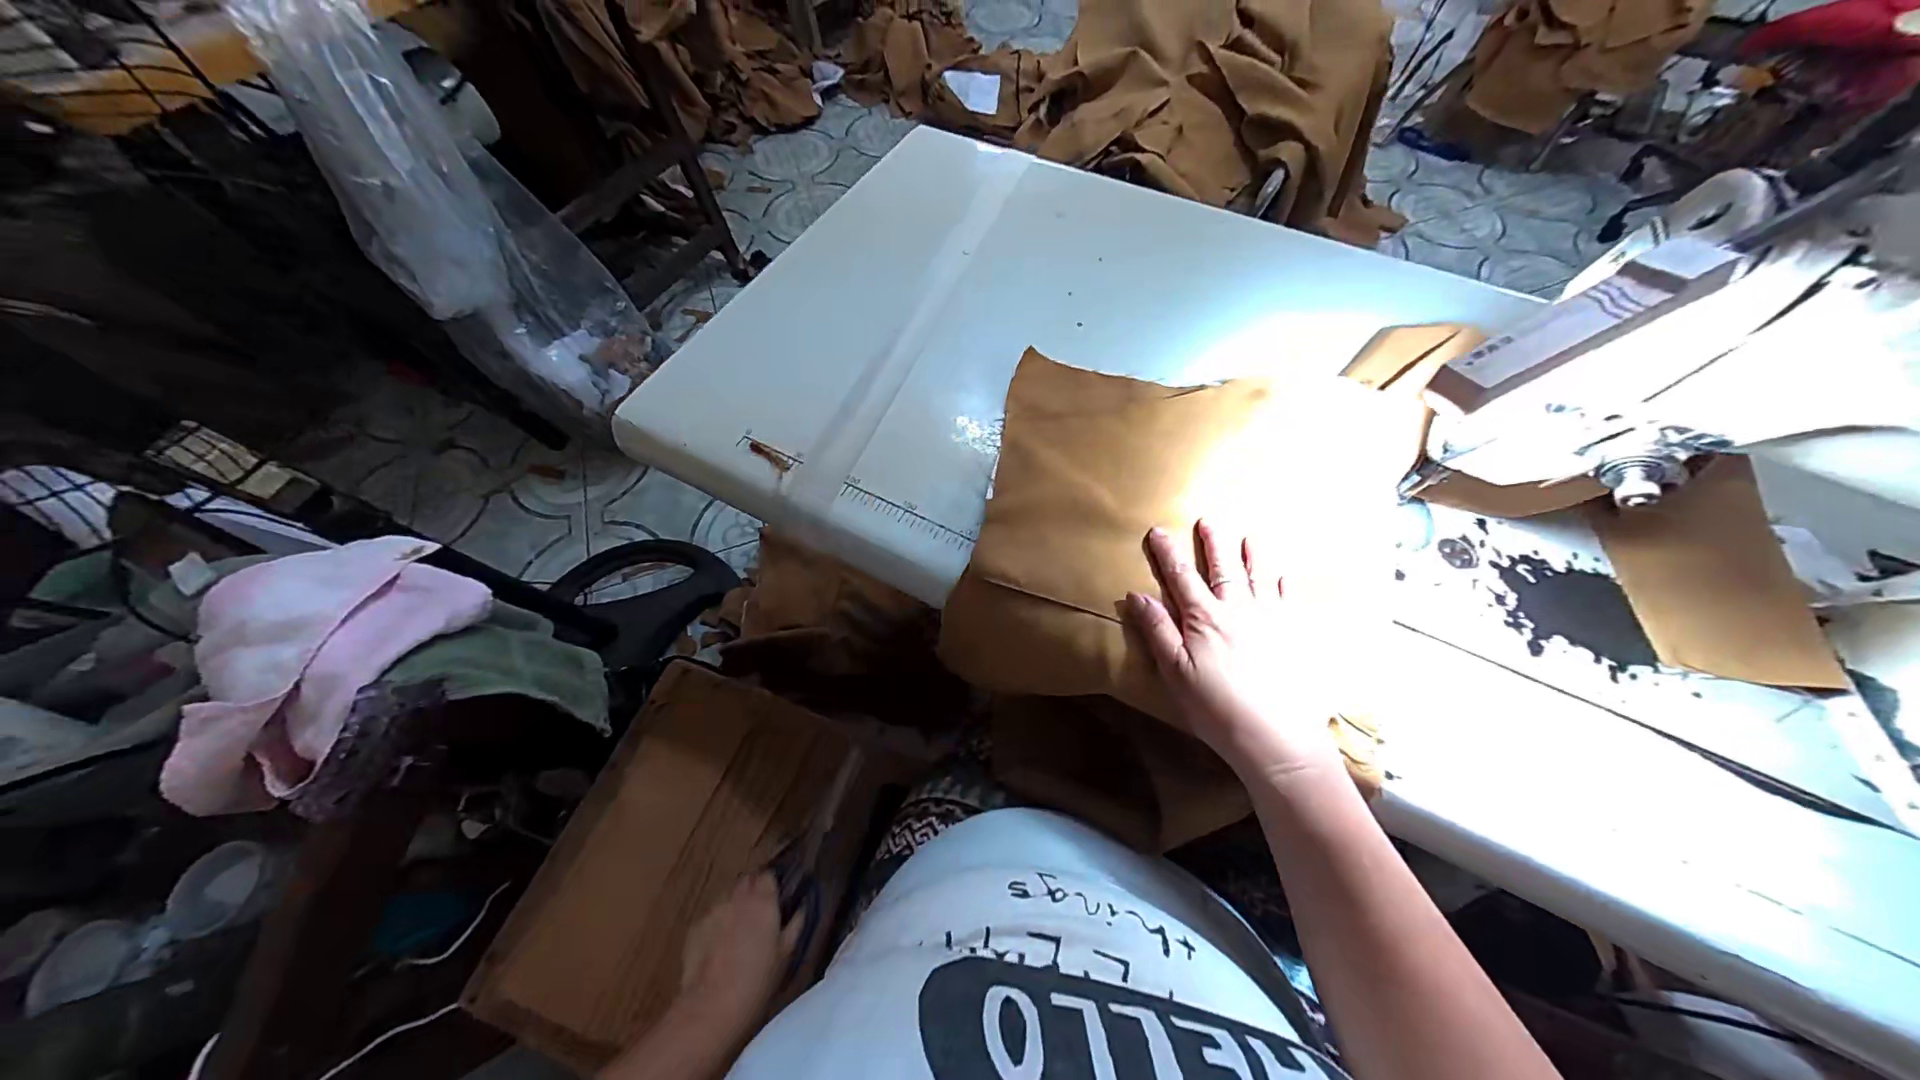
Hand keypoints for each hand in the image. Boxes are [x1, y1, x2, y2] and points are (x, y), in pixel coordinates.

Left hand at [678, 871, 801, 1028]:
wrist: (711, 1006)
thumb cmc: (758, 981)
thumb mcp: (786, 953)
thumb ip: (796, 923)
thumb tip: (802, 906)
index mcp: (764, 900)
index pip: (768, 875)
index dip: (771, 884)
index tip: (776, 898)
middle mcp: (738, 897)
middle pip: (746, 880)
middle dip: (753, 890)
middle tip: (759, 913)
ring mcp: (714, 910)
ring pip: (727, 896)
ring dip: (734, 905)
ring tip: (738, 931)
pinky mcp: (695, 926)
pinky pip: (711, 915)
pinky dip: (717, 923)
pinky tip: (718, 946)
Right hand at [1124, 520, 1341, 782]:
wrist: (1276, 737)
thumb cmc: (1215, 708)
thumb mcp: (1175, 671)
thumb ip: (1157, 630)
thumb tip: (1136, 595)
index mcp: (1205, 618)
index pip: (1181, 577)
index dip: (1168, 553)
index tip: (1158, 531)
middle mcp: (1238, 610)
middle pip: (1223, 568)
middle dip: (1213, 543)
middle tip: (1208, 521)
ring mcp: (1271, 620)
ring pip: (1259, 578)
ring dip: (1252, 555)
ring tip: (1249, 537)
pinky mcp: (1295, 636)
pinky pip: (1290, 601)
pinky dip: (1284, 584)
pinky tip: (1284, 577)